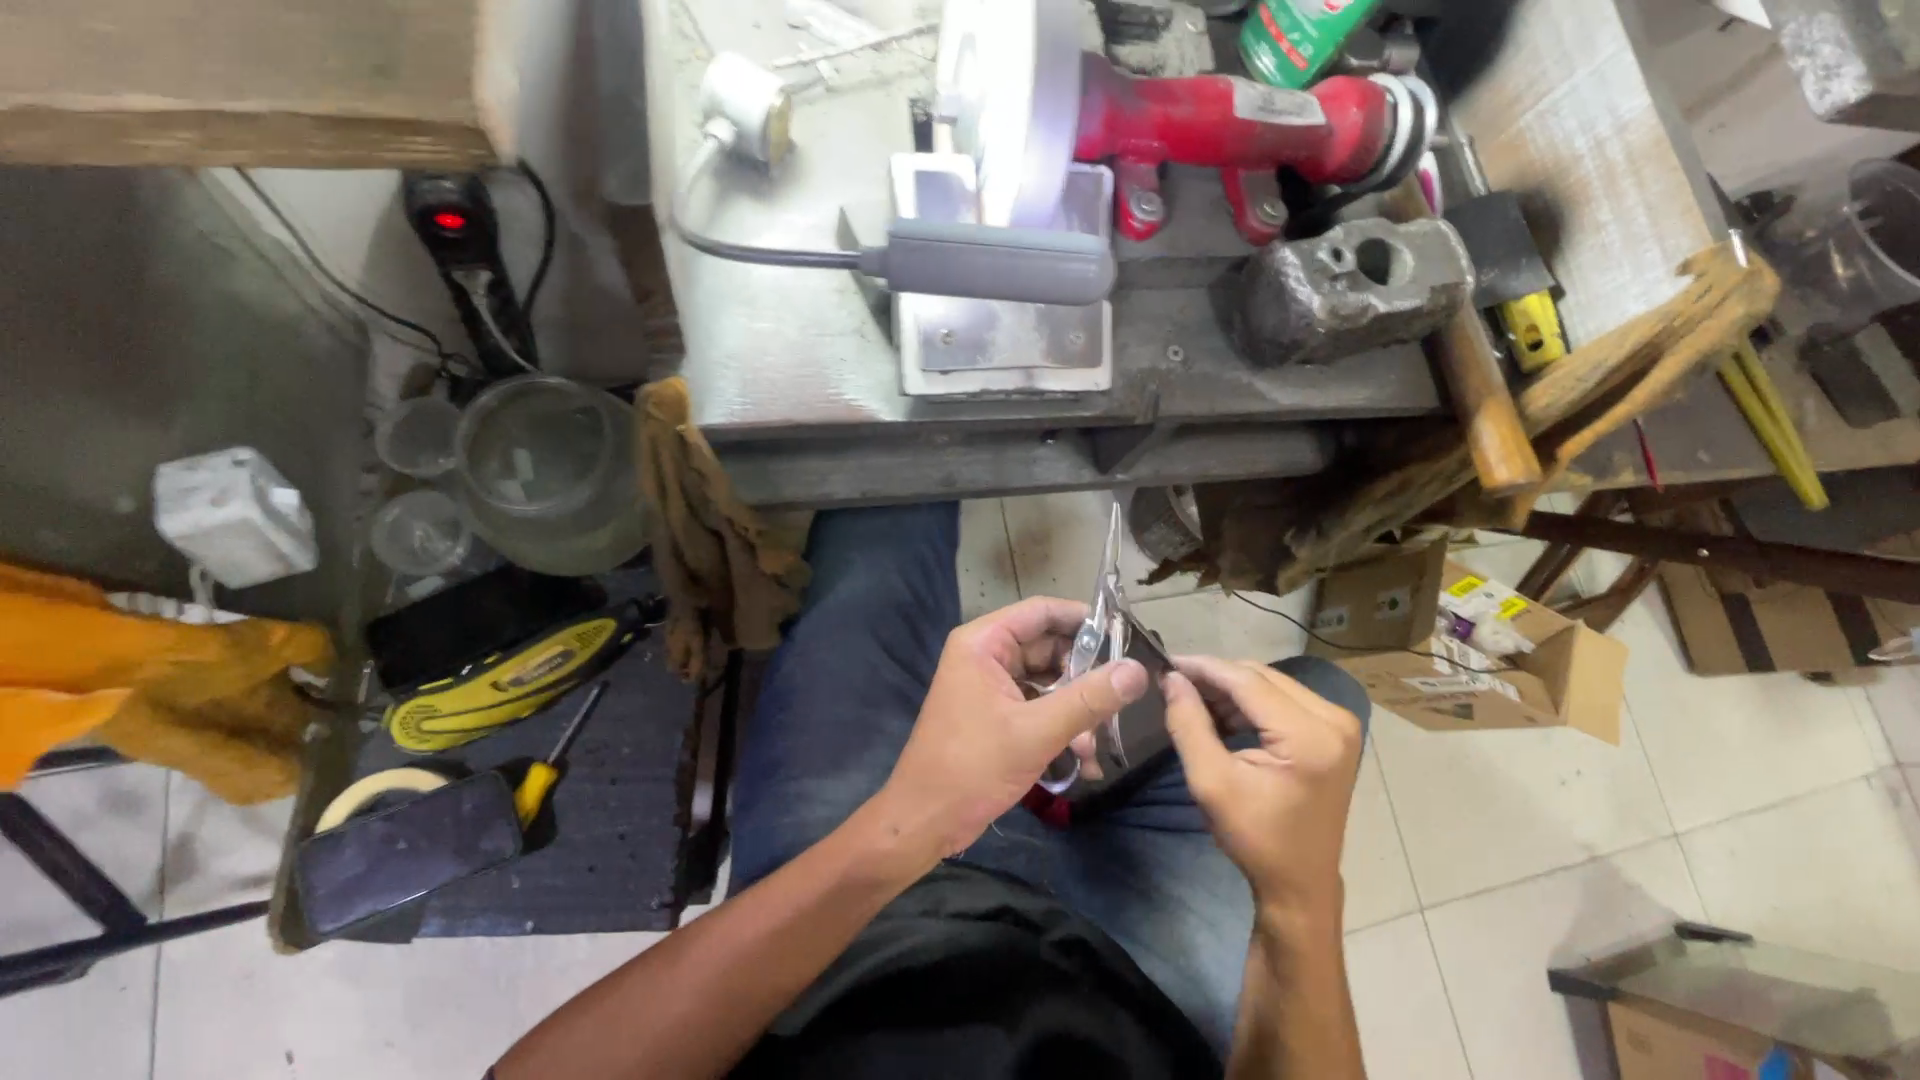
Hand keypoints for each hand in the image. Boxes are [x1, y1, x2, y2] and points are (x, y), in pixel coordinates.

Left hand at [874, 597, 1148, 857]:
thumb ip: (1090, 699)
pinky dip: (1061, 728)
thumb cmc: (973, 767)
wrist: (925, 820)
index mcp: (983, 644)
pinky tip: (1084, 760)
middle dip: (1085, 678)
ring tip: (1094, 747)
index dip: (1083, 619)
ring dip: (1076, 710)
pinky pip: (1038, 707)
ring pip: (1048, 682)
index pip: (1041, 611)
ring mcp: (989, 687)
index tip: (1124, 638)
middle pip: (1049, 648)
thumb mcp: (1037, 731)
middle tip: (1118, 703)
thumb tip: (1138, 670)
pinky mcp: (995, 715)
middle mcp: (984, 656)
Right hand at [1162, 656, 1363, 915]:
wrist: (1300, 882)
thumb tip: (1172, 679)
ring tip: (1192, 700)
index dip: (1204, 668)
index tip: (1166, 663)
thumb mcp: (1211, 781)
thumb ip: (1189, 724)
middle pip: (1262, 678)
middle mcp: (1334, 720)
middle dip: (1216, 677)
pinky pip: (1284, 701)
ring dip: (1232, 690)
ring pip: (1272, 685)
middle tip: (1174, 683)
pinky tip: (1221, 715)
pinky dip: (1251, 704)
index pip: (1248, 681)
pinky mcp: (1334, 733)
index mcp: (1310, 735)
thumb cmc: (1256, 838)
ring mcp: (1338, 725)